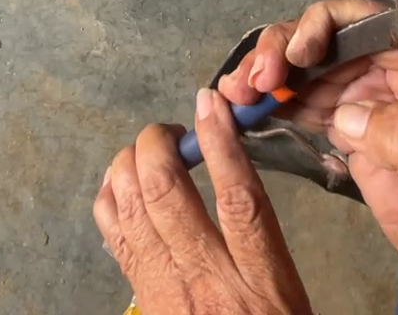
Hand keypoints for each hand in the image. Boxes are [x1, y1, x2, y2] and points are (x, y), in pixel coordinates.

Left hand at [94, 88, 310, 314]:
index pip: (239, 200)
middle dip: (159, 142)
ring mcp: (163, 288)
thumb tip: (231, 157)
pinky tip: (122, 181)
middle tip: (173, 131)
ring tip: (150, 150)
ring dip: (132, 161)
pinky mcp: (139, 295)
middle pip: (167, 193)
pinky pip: (112, 232)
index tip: (210, 103)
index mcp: (258, 281)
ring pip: (130, 205)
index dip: (221, 144)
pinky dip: (110, 194)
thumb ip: (259, 227)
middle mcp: (205, 279)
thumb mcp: (287, 289)